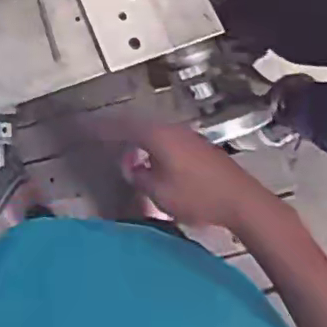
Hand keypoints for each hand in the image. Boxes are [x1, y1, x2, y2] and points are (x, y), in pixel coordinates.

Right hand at [95, 117, 273, 230]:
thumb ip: (138, 176)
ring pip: (153, 134)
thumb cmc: (197, 196)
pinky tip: (153, 163)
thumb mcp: (159, 192)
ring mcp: (186, 136)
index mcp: (156, 134)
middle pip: (136, 125)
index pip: (120, 126)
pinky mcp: (198, 148)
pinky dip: (152, 148)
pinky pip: (166, 142)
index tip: (83, 127)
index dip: (100, 127)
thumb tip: (129, 165)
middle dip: (118, 132)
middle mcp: (169, 128)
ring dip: (137, 142)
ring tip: (126, 155)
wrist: (243, 201)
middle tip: (101, 138)